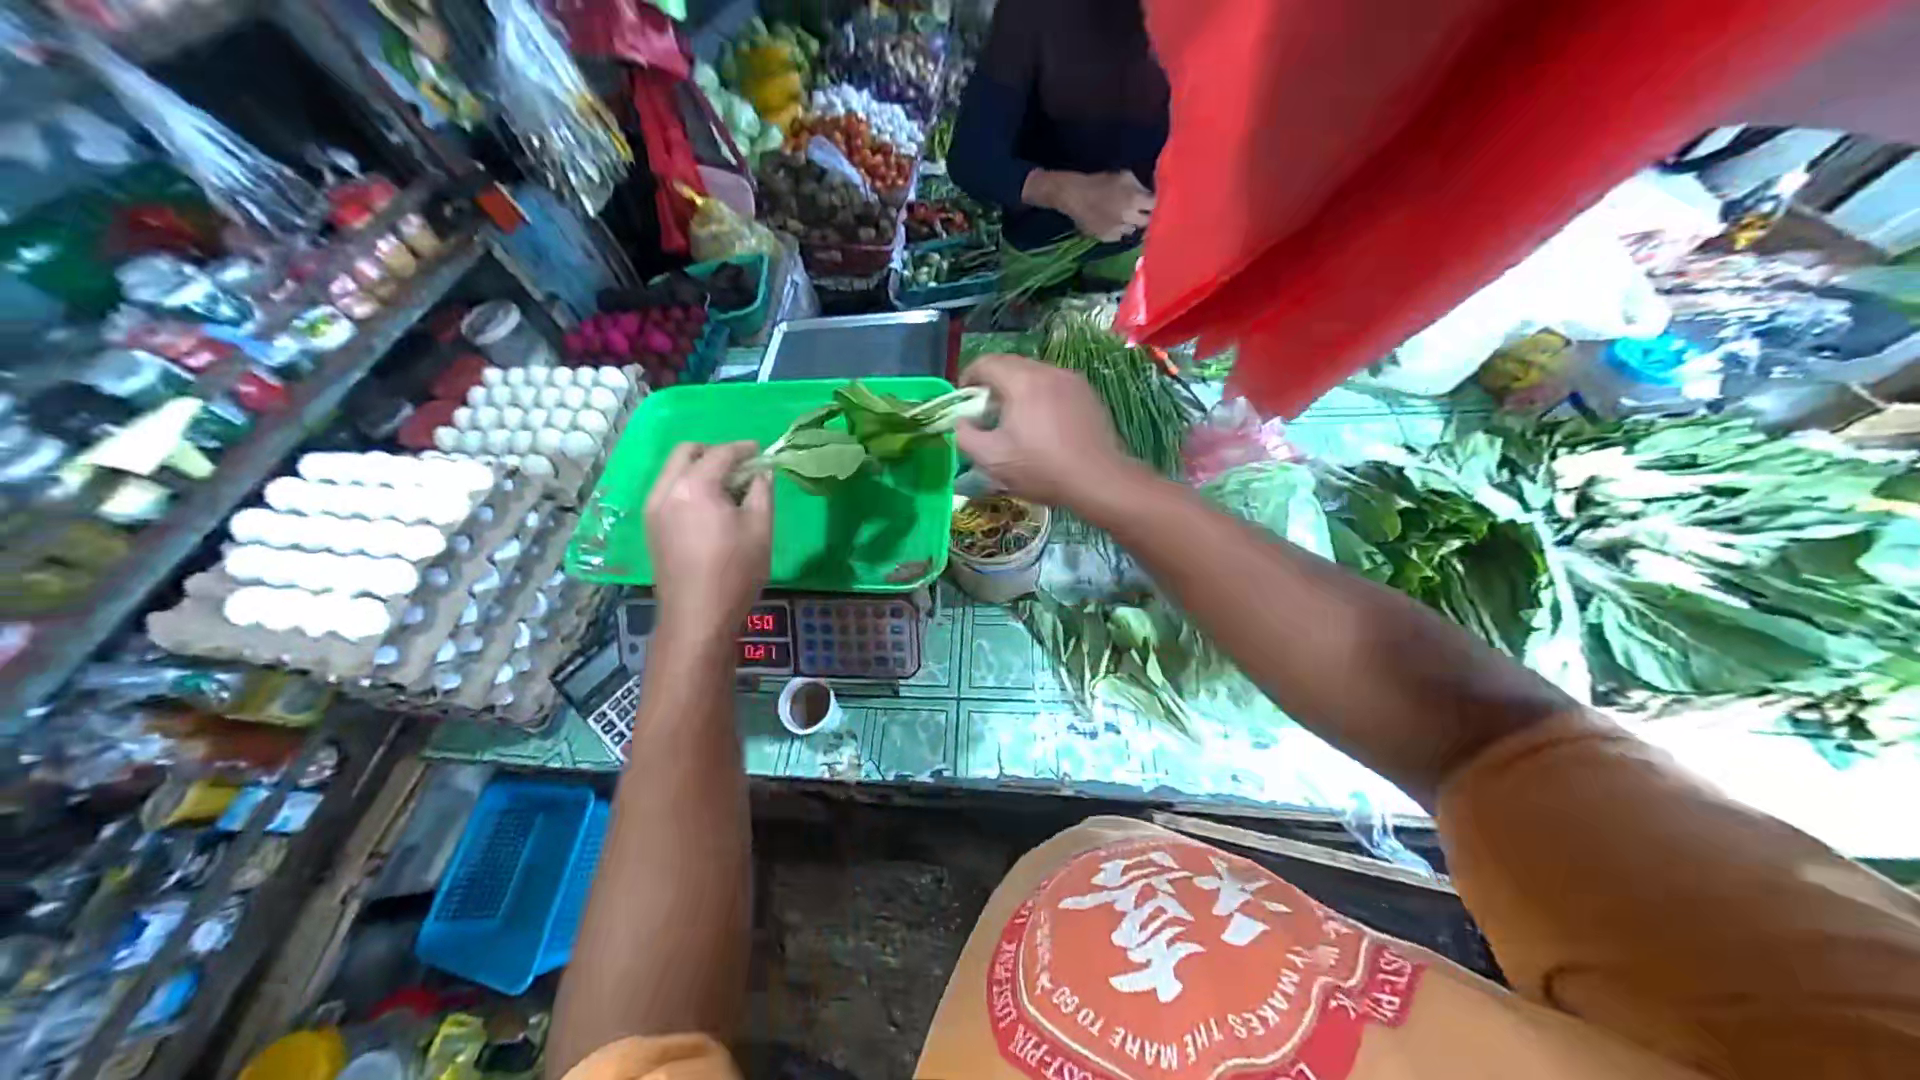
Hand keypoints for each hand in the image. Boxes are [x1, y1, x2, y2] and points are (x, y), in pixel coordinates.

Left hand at [644, 441, 772, 638]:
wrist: (697, 616)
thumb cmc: (735, 571)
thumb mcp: (761, 528)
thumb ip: (762, 491)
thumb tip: (761, 473)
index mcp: (695, 487)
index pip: (720, 453)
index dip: (743, 449)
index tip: (761, 452)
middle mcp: (666, 490)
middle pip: (686, 452)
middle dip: (715, 452)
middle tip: (741, 465)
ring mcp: (653, 508)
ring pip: (673, 470)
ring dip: (699, 468)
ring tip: (727, 487)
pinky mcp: (651, 526)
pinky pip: (668, 490)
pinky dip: (688, 485)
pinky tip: (709, 505)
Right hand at [954, 354, 1142, 507]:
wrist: (1098, 479)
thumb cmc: (1041, 468)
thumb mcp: (991, 459)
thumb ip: (965, 436)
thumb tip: (961, 423)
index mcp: (1021, 381)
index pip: (985, 363)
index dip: (967, 378)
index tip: (963, 401)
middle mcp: (1048, 371)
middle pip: (1011, 365)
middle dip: (992, 384)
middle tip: (985, 413)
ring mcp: (1072, 380)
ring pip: (1034, 375)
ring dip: (1017, 391)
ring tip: (1014, 420)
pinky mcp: (1088, 395)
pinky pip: (1055, 387)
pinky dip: (1041, 398)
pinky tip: (1043, 426)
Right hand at [1024, 169, 1154, 242]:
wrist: (1074, 196)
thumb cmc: (1100, 182)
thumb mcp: (1124, 176)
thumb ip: (1140, 186)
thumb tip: (1150, 192)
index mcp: (1135, 199)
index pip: (1156, 205)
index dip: (1157, 203)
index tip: (1156, 201)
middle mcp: (1129, 218)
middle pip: (1148, 222)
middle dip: (1148, 216)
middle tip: (1146, 212)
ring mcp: (1117, 230)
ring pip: (1133, 231)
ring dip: (1133, 225)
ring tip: (1129, 218)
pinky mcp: (1107, 238)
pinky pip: (1119, 236)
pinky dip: (1120, 230)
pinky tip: (1114, 223)